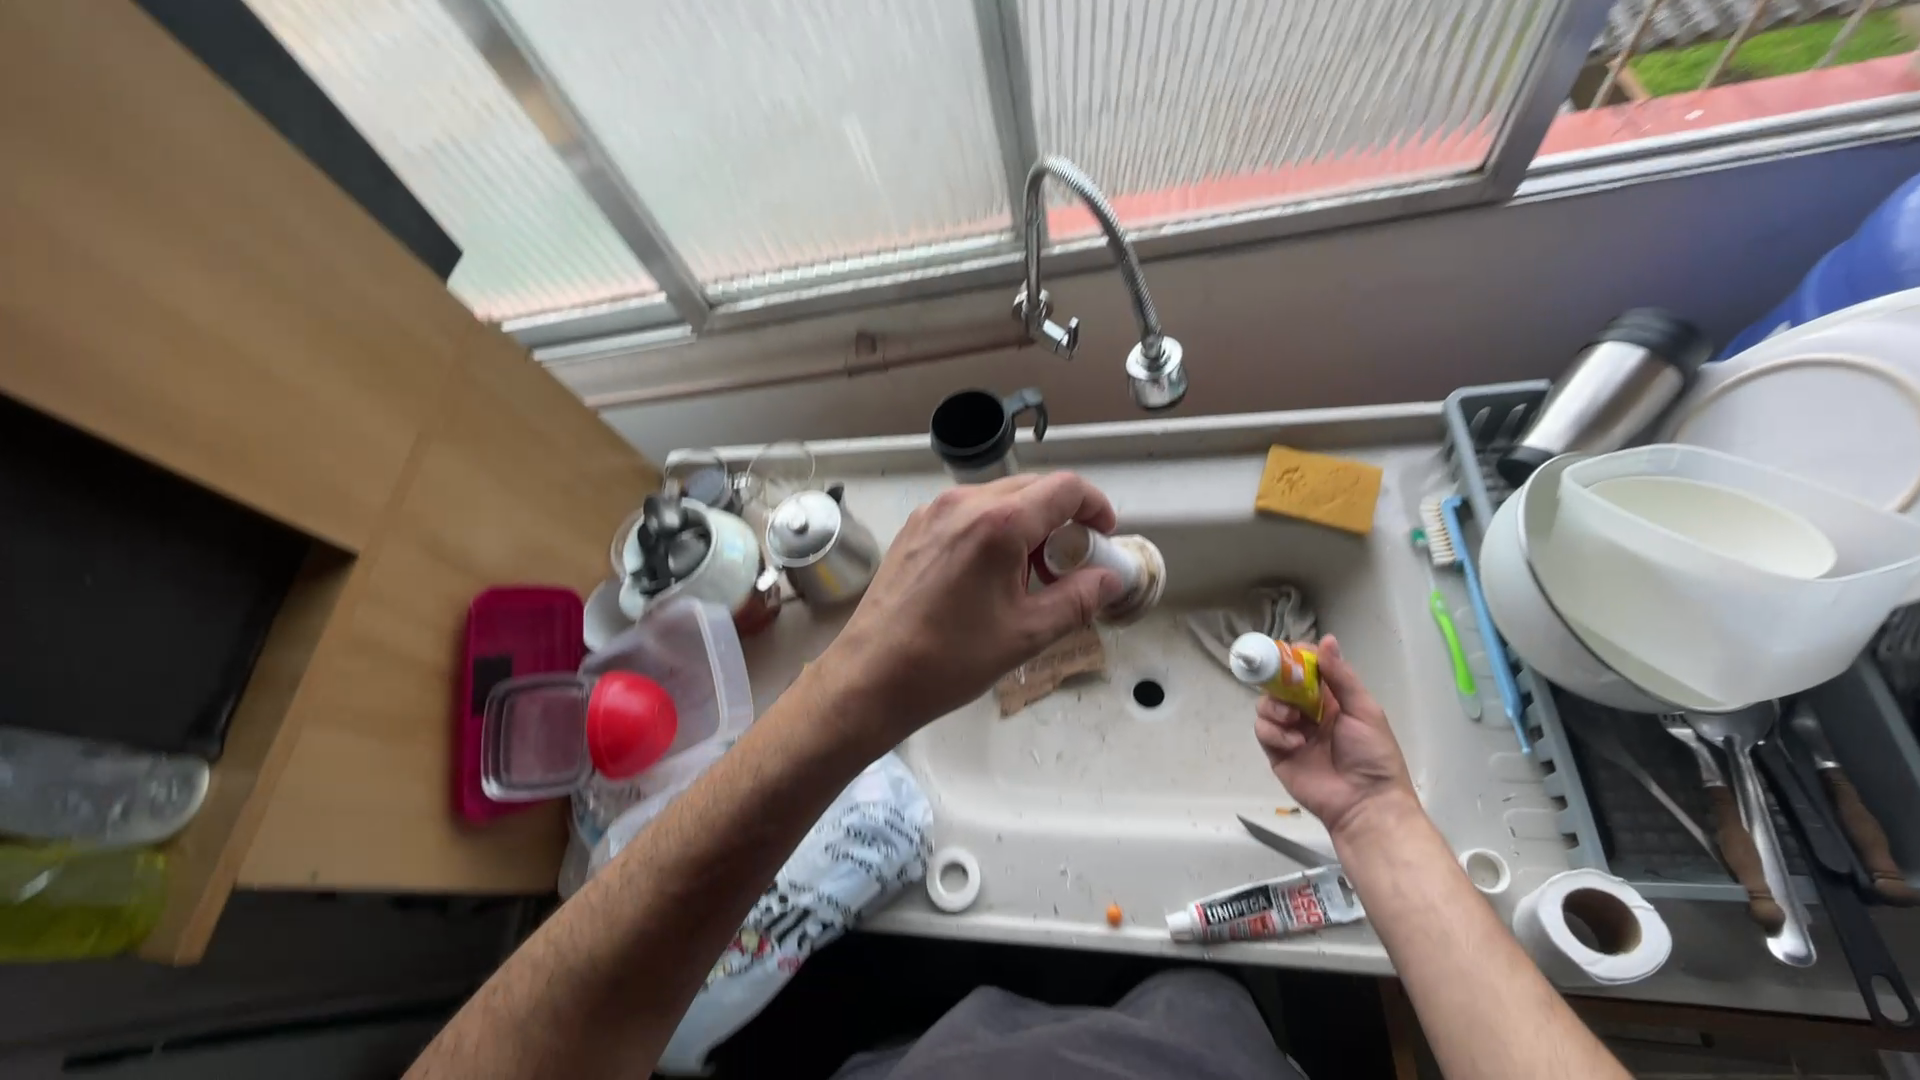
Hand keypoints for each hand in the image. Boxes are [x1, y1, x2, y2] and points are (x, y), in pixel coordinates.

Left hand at [817, 472, 1123, 745]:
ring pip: (998, 499)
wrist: (871, 676)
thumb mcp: (1027, 634)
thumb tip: (1111, 579)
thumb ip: (1079, 599)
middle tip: (1073, 562)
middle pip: (1032, 488)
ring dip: (1026, 525)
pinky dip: (993, 530)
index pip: (1065, 489)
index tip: (1105, 535)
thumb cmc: (950, 659)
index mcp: (998, 523)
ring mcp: (933, 513)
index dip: (1095, 506)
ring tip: (1030, 576)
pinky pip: (967, 514)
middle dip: (1062, 518)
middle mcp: (964, 503)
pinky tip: (990, 575)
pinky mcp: (914, 529)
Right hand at [1253, 635, 1416, 838]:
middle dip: (1279, 683)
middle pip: (1280, 684)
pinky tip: (1295, 743)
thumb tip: (1326, 639)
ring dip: (1276, 708)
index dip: (1296, 658)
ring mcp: (1291, 731)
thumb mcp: (1364, 710)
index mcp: (1332, 698)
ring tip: (1294, 722)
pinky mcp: (1277, 751)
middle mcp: (1308, 711)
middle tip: (1288, 689)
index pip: (1307, 668)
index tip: (1291, 655)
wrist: (1365, 804)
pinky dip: (1275, 733)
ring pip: (1266, 705)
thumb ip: (1341, 677)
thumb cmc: (1373, 756)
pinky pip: (1263, 731)